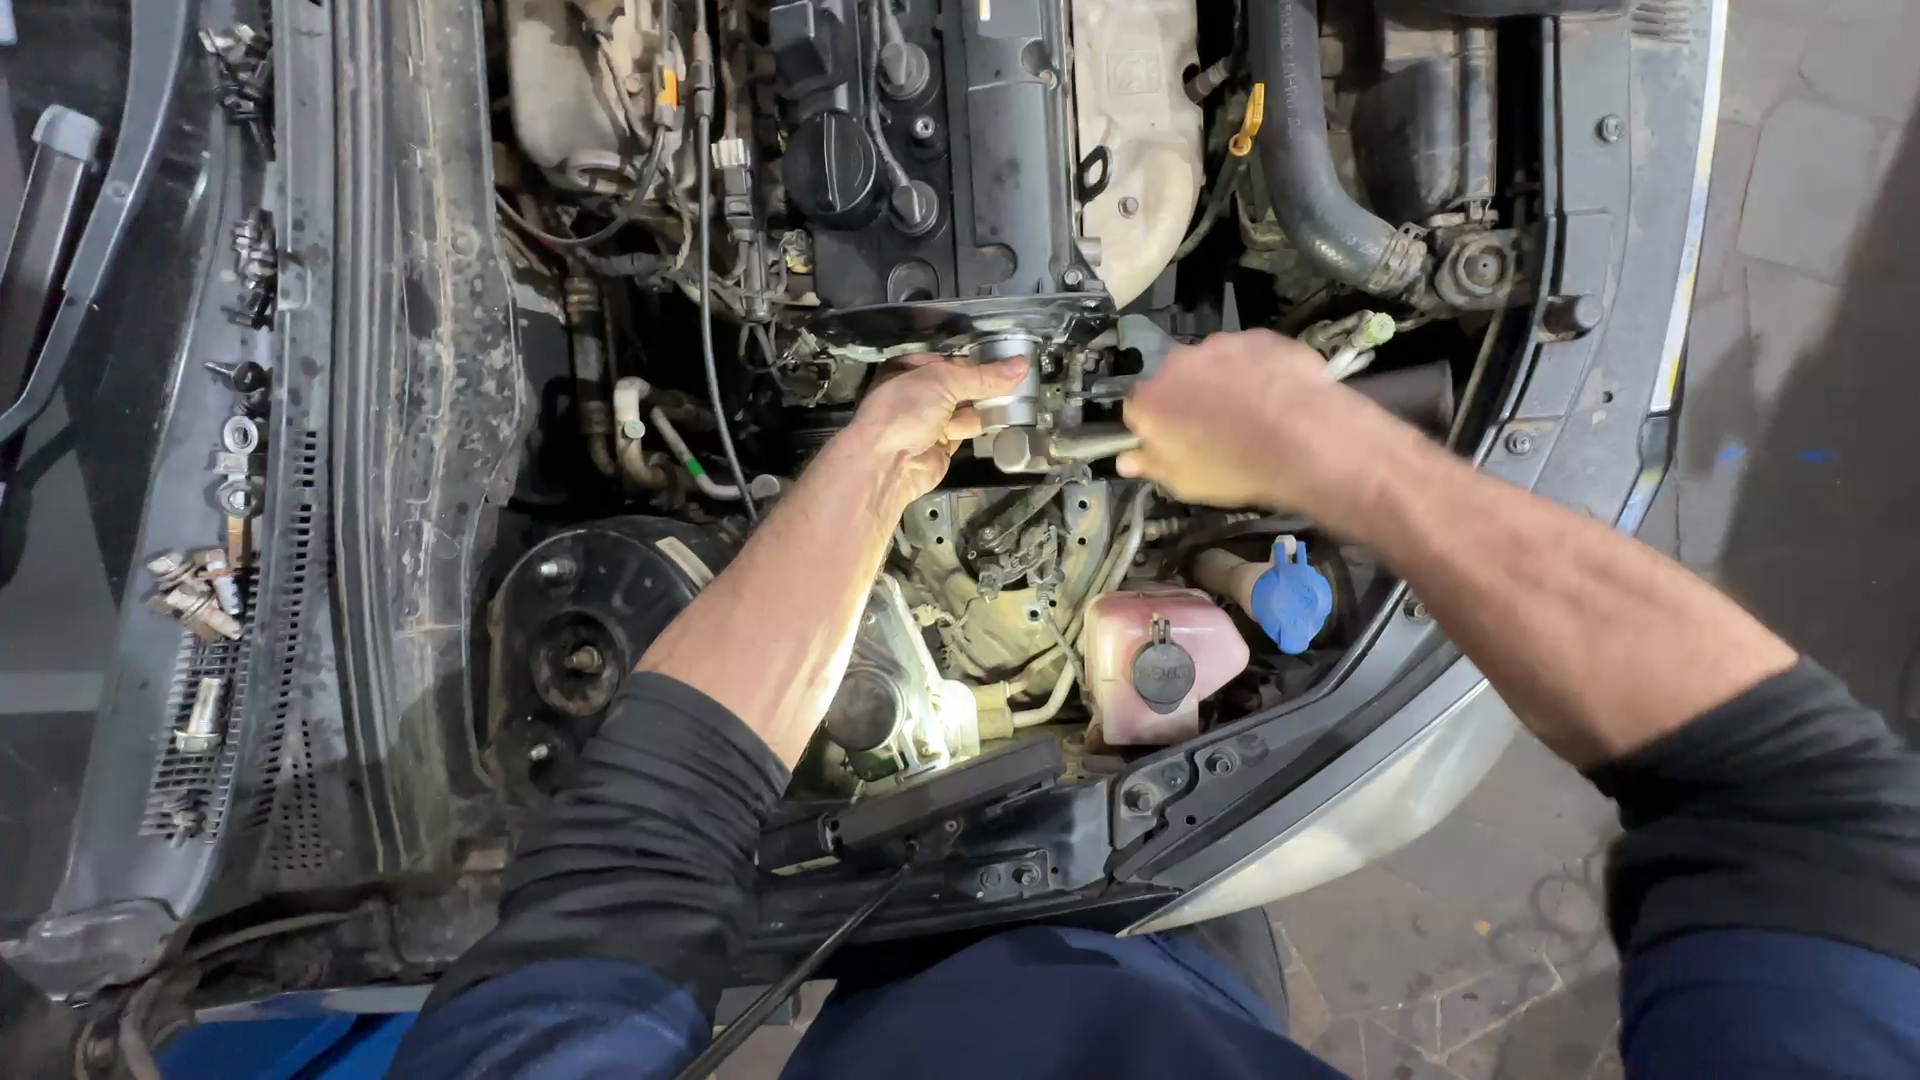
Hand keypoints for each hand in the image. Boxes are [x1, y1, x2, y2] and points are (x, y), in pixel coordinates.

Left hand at [838, 353, 1029, 499]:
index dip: (977, 360)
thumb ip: (983, 376)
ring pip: (967, 408)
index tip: (1008, 358)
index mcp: (910, 370)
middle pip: (960, 385)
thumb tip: (1020, 365)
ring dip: (987, 404)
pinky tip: (1006, 416)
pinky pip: (967, 429)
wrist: (887, 463)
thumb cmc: (906, 411)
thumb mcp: (943, 381)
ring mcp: (930, 421)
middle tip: (1021, 376)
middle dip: (985, 383)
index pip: (951, 360)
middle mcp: (919, 394)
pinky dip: (983, 425)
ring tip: (1021, 395)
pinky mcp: (943, 445)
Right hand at [1117, 329, 1407, 513]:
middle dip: (1186, 400)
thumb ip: (1151, 465)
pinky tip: (1273, 397)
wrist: (1305, 440)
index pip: (1137, 410)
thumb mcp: (1185, 481)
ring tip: (1248, 413)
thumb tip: (1126, 460)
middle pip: (1173, 381)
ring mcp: (1220, 345)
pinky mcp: (1259, 337)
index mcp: (1150, 401)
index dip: (1153, 427)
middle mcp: (1177, 364)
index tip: (1170, 442)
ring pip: (1211, 364)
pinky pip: (1248, 354)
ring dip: (1221, 382)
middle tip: (1212, 430)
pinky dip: (1255, 371)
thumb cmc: (1236, 467)